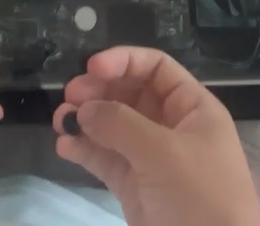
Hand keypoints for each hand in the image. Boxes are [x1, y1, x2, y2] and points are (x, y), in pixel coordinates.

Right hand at [53, 47, 259, 225]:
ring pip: (114, 127)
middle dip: (99, 91)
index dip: (123, 61)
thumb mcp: (163, 153)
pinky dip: (85, 150)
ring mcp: (152, 159)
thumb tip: (83, 108)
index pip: (156, 68)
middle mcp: (172, 127)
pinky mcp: (136, 189)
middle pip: (130, 94)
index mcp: (192, 108)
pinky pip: (107, 159)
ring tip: (59, 120)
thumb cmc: (200, 197)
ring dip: (86, 120)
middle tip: (69, 95)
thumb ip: (120, 124)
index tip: (91, 67)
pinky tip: (64, 146)